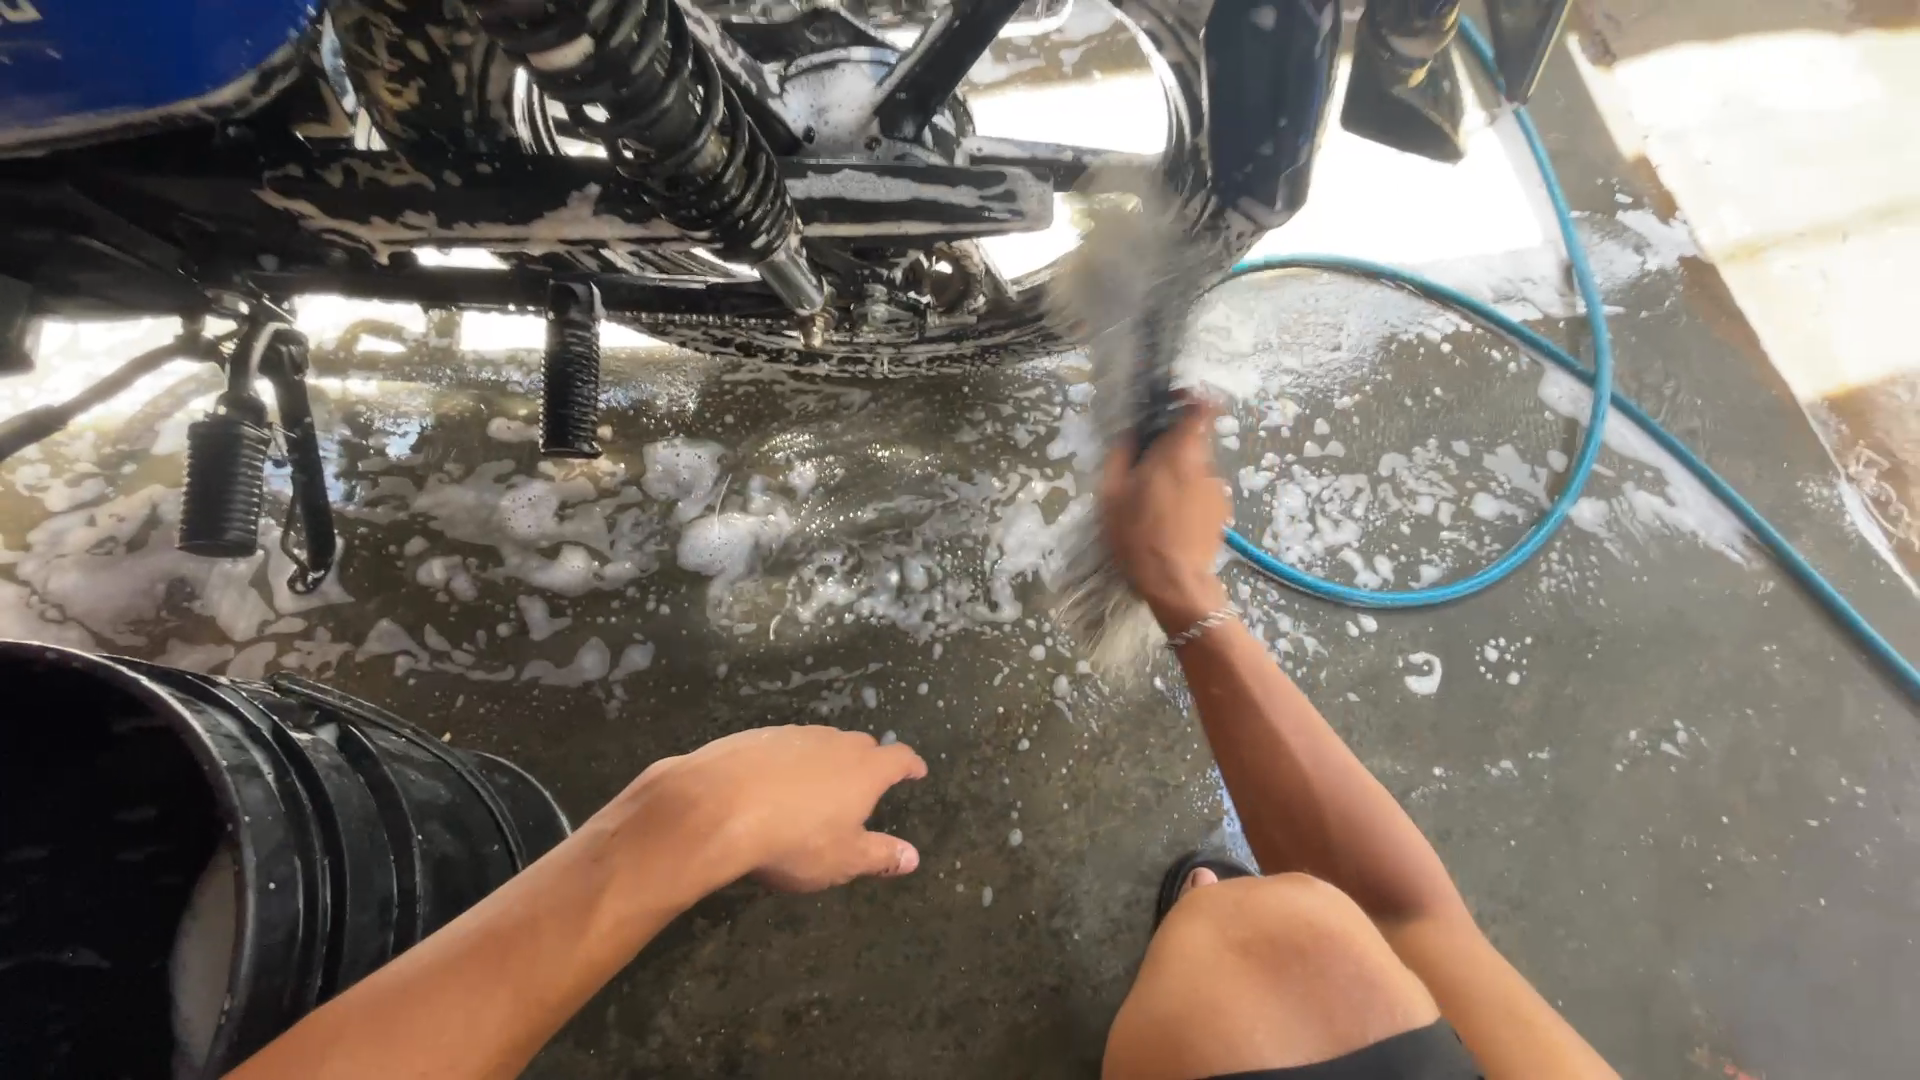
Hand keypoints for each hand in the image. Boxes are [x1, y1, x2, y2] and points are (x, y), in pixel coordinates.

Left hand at [623, 725, 926, 893]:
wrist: (716, 808)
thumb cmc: (793, 839)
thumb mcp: (843, 859)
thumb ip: (881, 855)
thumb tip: (914, 857)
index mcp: (864, 769)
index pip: (898, 758)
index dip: (910, 765)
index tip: (917, 772)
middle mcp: (834, 742)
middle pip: (861, 745)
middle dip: (869, 761)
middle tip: (866, 783)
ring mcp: (794, 735)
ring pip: (821, 742)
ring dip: (827, 760)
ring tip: (819, 785)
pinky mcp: (757, 736)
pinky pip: (784, 746)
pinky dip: (789, 761)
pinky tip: (773, 783)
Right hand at [1099, 394, 1232, 632]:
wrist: (1175, 583)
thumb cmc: (1137, 535)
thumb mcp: (1111, 495)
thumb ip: (1120, 457)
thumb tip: (1128, 435)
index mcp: (1178, 453)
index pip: (1201, 408)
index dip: (1191, 400)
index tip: (1172, 405)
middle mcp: (1205, 466)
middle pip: (1191, 443)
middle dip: (1169, 452)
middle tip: (1142, 474)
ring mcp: (1217, 491)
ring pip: (1195, 472)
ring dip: (1178, 479)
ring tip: (1154, 507)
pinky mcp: (1222, 513)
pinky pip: (1201, 495)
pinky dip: (1187, 500)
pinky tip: (1170, 524)